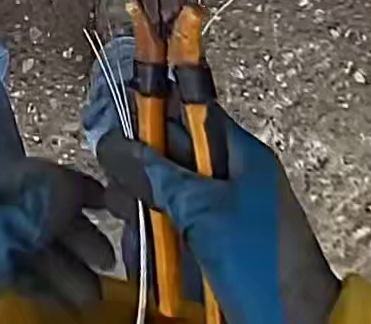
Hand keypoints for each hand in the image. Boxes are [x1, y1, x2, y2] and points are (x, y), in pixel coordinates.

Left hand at [0, 158, 114, 323]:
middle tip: (106, 256)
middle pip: (48, 211)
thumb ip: (42, 204)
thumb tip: (76, 190)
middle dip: (79, 234)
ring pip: (44, 244)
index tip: (111, 203)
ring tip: (92, 291)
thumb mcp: (4, 228)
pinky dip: (55, 282)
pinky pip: (35, 270)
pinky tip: (73, 299)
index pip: (45, 175)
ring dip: (72, 264)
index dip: (79, 188)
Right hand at [98, 106, 339, 323]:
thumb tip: (110, 141)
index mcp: (240, 154)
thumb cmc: (260, 262)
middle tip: (116, 180)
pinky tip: (140, 254)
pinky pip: (174, 231)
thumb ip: (154, 172)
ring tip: (128, 225)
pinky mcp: (213, 251)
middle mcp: (230, 178)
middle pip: (173, 154)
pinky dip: (155, 242)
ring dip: (143, 209)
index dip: (155, 108)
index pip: (191, 111)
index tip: (118, 116)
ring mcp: (222, 216)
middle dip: (142, 169)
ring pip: (169, 196)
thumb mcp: (201, 209)